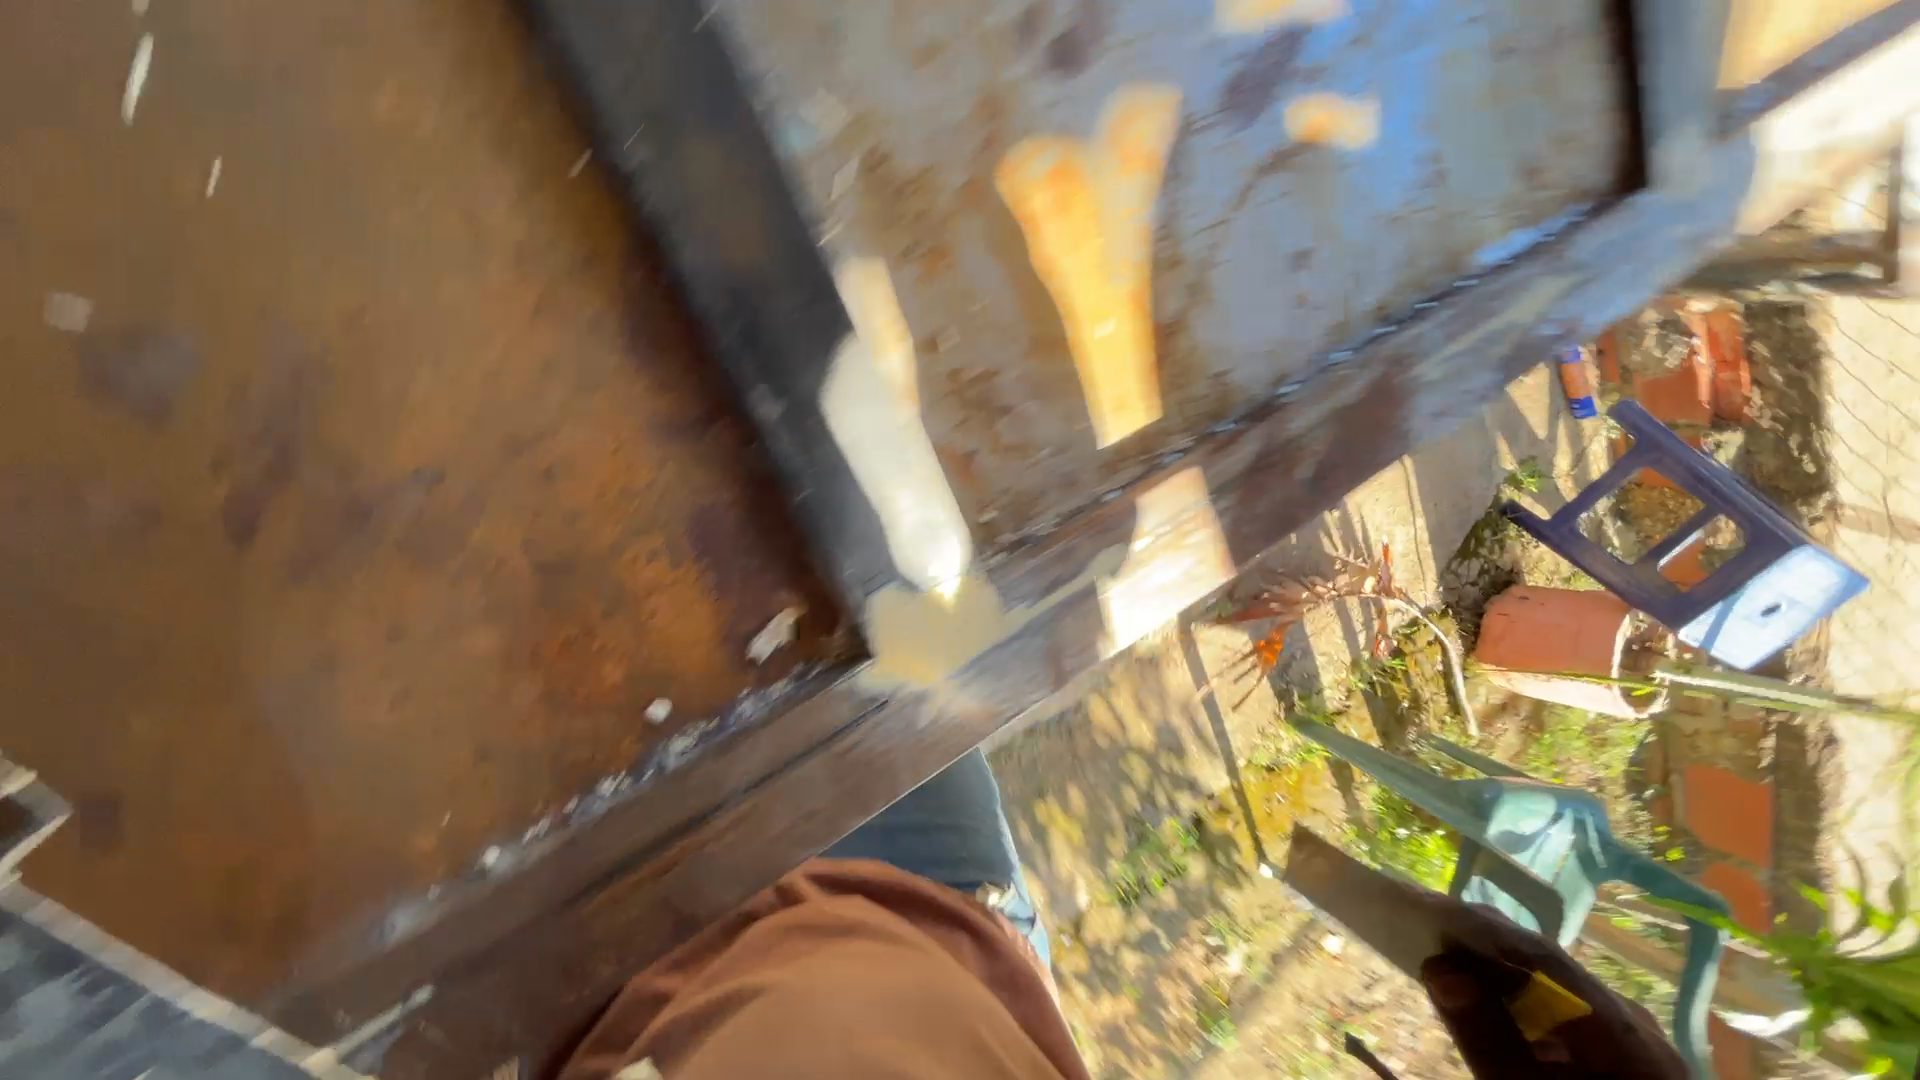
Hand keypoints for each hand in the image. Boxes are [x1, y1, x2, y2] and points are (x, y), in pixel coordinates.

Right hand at [1417, 902, 1687, 1077]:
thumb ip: (1484, 1035)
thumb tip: (1438, 964)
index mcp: (1619, 1030)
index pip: (1541, 957)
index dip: (1484, 930)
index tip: (1433, 913)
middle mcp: (1640, 1028)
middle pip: (1557, 970)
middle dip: (1495, 947)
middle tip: (1439, 930)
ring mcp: (1647, 1051)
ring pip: (1568, 991)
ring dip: (1513, 972)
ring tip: (1463, 961)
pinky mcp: (1640, 1069)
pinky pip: (1580, 1016)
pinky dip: (1535, 1002)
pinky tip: (1508, 1007)